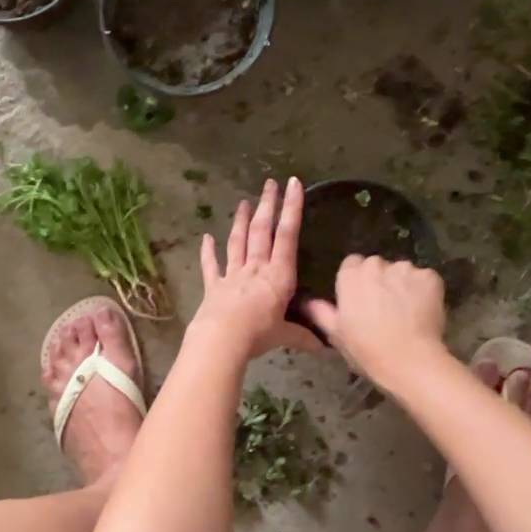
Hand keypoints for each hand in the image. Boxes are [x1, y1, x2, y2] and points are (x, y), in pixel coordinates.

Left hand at [195, 178, 323, 359]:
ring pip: (237, 242)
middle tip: (269, 184)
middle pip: (261, 231)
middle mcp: (255, 268)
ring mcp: (232, 275)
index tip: (293, 184)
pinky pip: (211, 265)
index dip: (291, 208)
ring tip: (243, 202)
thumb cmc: (259, 333)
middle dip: (267, 205)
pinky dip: (208, 251)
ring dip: (241, 221)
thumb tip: (324, 347)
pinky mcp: (213, 286)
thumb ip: (302, 337)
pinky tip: (206, 238)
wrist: (222, 338)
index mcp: (278, 275)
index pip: (287, 235)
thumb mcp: (285, 336)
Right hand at [302, 255, 445, 382]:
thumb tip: (308, 302)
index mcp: (350, 276)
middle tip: (383, 306)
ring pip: (402, 271)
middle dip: (380, 279)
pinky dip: (425, 290)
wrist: (409, 360)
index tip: (361, 298)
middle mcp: (376, 265)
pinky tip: (423, 310)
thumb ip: (322, 313)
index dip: (357, 280)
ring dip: (402, 283)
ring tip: (406, 310)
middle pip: (377, 265)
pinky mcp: (430, 277)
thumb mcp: (337, 335)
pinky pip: (425, 278)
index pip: (352, 264)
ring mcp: (405, 269)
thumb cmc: (366, 350)